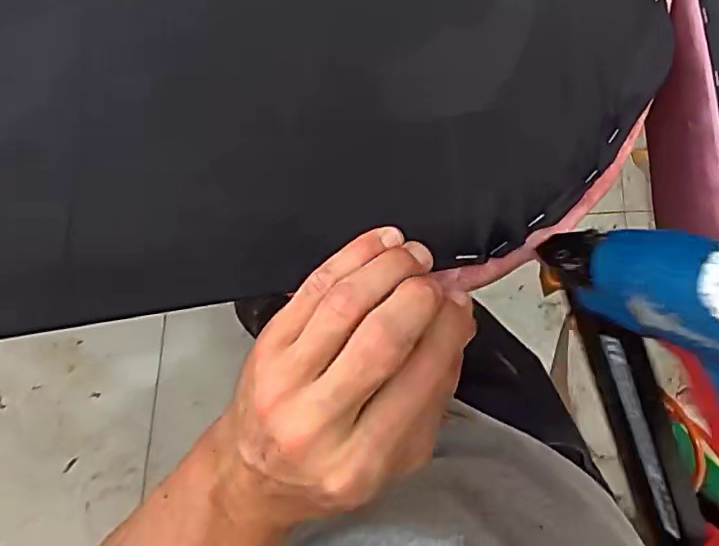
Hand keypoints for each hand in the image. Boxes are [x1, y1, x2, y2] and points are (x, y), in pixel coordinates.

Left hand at [210, 227, 477, 531]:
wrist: (257, 475)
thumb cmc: (334, 459)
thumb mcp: (404, 449)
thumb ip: (440, 382)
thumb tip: (459, 314)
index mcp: (361, 458)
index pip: (422, 373)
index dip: (451, 324)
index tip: (461, 301)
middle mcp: (316, 423)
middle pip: (382, 335)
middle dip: (422, 293)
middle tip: (437, 279)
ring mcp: (284, 381)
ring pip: (347, 300)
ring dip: (392, 265)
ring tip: (414, 256)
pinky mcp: (266, 345)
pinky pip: (316, 283)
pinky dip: (356, 253)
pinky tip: (383, 244)